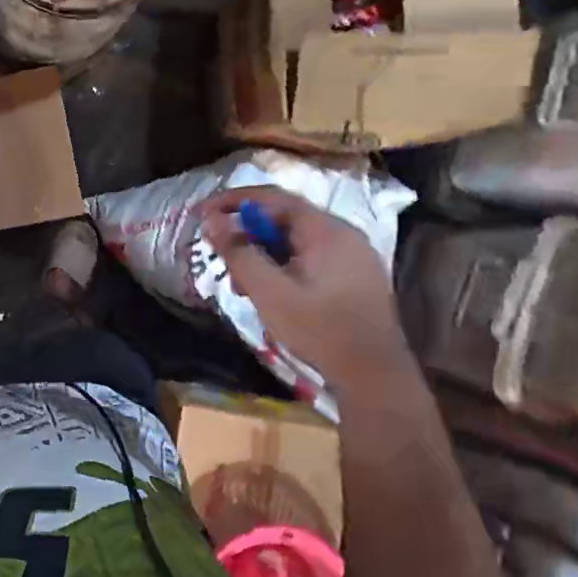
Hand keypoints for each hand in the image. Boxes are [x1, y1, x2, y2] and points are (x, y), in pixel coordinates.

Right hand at [195, 186, 408, 384]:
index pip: (271, 198)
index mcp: (325, 230)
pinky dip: (282, 267)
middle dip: (245, 233)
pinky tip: (269, 294)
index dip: (232, 201)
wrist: (375, 377)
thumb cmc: (320, 330)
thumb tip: (211, 220)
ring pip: (295, 241)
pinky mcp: (354, 277)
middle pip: (283, 218)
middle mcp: (343, 234)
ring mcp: (352, 256)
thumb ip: (239, 253)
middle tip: (219, 255)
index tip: (202, 213)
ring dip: (262, 254)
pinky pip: (309, 258)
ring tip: (241, 284)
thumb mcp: (269, 292)